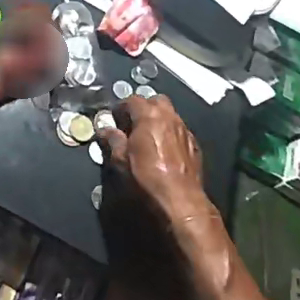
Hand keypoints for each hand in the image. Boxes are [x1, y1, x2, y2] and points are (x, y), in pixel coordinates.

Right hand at [98, 95, 217, 226]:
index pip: (132, 100)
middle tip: (132, 124)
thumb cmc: (149, 179)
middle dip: (143, 108)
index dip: (121, 108)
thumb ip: (112, 140)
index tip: (115, 118)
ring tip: (147, 137)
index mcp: (149, 116)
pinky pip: (179, 131)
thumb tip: (105, 131)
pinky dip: (169, 134)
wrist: (181, 200)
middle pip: (155, 101)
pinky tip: (163, 150)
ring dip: (158, 120)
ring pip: (169, 114)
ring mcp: (183, 130)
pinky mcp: (193, 144)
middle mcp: (169, 117)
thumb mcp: (122, 160)